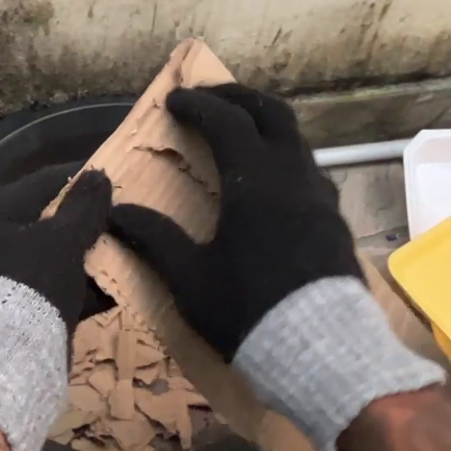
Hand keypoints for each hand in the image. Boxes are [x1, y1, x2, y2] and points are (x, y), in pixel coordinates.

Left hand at [0, 163, 111, 324]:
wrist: (12, 359)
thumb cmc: (30, 283)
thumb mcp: (63, 240)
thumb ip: (84, 207)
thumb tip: (99, 176)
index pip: (39, 184)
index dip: (77, 179)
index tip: (107, 175)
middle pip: (44, 219)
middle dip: (82, 221)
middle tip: (117, 213)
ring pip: (50, 254)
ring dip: (83, 252)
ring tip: (120, 244)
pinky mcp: (13, 306)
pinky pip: (51, 285)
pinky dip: (78, 284)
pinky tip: (112, 286)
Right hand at [107, 84, 359, 358]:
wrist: (322, 354)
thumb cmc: (248, 312)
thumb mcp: (189, 278)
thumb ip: (154, 238)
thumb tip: (115, 212)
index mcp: (254, 183)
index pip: (225, 121)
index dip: (197, 105)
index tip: (173, 100)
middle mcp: (293, 177)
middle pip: (272, 113)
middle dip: (238, 97)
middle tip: (210, 97)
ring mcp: (320, 197)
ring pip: (296, 139)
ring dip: (264, 124)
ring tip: (238, 133)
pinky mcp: (335, 220)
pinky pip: (308, 168)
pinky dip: (282, 155)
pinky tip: (268, 181)